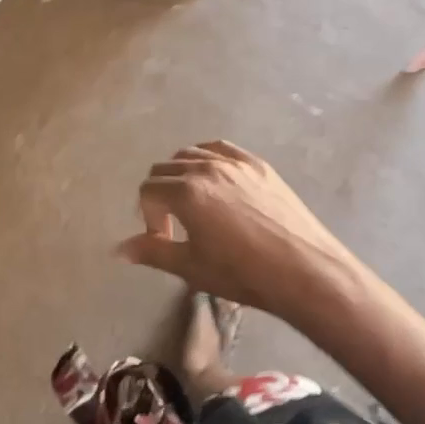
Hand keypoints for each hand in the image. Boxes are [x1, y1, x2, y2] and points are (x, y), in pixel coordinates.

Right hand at [118, 141, 361, 320]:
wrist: (306, 271)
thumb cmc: (245, 274)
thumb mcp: (192, 268)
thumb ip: (153, 252)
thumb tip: (119, 249)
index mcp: (185, 192)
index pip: (147, 191)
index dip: (147, 216)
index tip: (162, 239)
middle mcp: (205, 167)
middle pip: (164, 169)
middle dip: (159, 195)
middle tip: (172, 224)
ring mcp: (233, 162)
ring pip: (190, 155)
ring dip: (181, 175)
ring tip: (193, 204)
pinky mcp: (257, 164)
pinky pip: (221, 149)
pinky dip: (207, 158)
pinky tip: (214, 179)